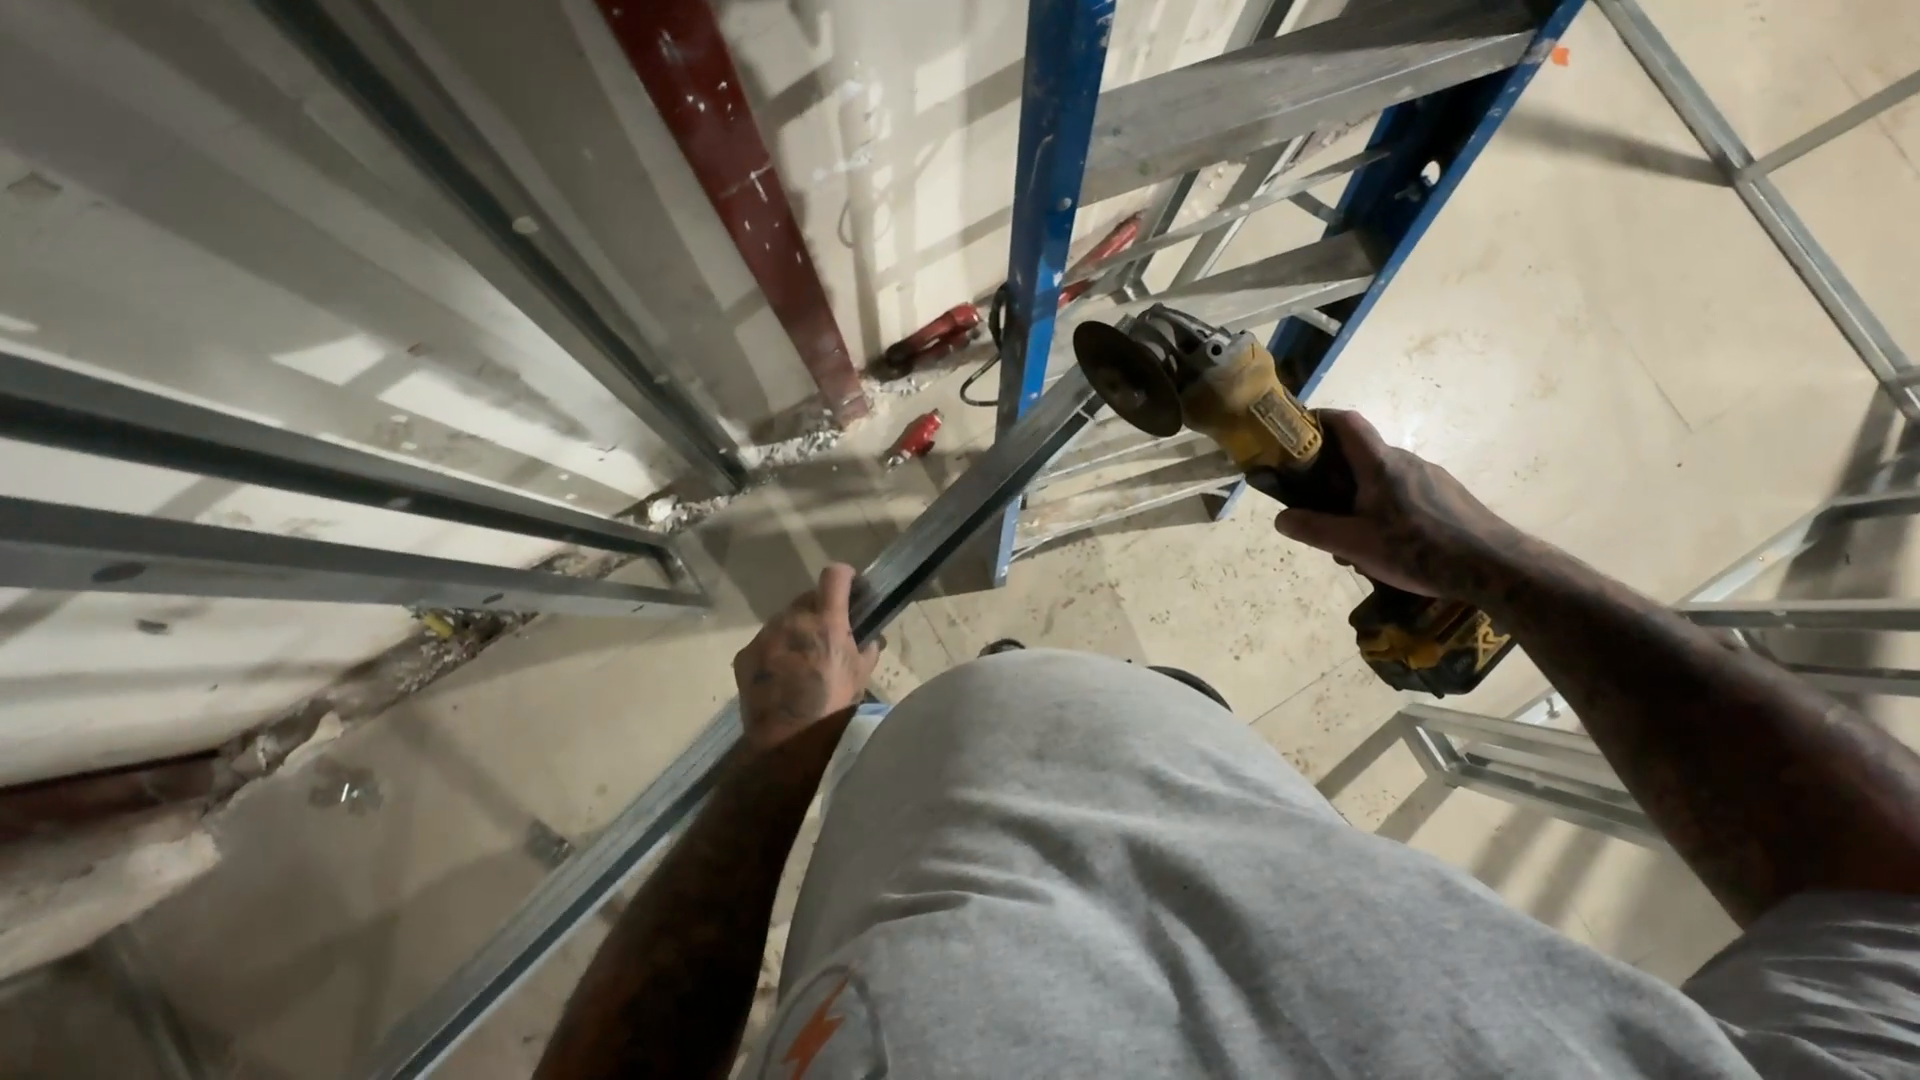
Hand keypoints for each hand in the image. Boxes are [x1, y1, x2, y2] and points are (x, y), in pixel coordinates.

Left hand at [733, 563, 880, 748]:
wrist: (789, 739)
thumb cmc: (833, 705)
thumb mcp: (861, 676)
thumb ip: (867, 650)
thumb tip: (871, 639)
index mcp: (827, 620)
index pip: (834, 575)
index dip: (844, 576)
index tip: (849, 585)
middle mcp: (793, 619)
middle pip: (807, 598)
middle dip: (819, 609)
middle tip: (826, 633)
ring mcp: (765, 635)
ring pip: (783, 620)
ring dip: (795, 630)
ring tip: (801, 659)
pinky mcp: (746, 654)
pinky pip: (764, 642)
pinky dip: (774, 650)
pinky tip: (780, 675)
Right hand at [1272, 410, 1526, 602]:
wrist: (1495, 567)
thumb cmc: (1419, 550)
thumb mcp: (1355, 545)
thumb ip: (1313, 529)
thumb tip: (1281, 519)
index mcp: (1380, 464)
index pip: (1347, 423)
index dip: (1319, 419)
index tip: (1296, 433)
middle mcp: (1405, 462)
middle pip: (1359, 456)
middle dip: (1330, 477)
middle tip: (1313, 507)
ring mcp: (1430, 478)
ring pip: (1380, 480)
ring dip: (1357, 500)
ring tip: (1349, 540)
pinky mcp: (1447, 498)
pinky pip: (1402, 494)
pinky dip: (1382, 510)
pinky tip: (1385, 546)